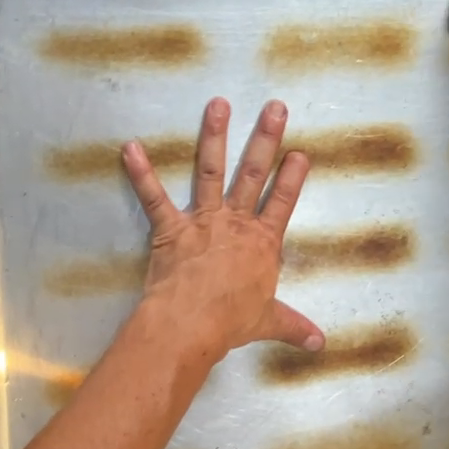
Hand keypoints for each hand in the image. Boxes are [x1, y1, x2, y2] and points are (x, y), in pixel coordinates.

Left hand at [121, 98, 324, 363]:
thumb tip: (319, 343)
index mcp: (261, 243)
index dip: (292, 178)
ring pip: (210, 171)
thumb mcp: (268, 322)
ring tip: (217, 105)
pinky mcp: (171, 227)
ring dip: (214, 136)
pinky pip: (154, 197)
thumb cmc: (230, 322)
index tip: (300, 152)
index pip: (282, 203)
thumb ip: (293, 326)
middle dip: (265, 139)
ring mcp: (203, 221)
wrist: (191, 325)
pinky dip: (140, 173)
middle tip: (274, 107)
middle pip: (254, 174)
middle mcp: (235, 223)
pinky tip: (130, 148)